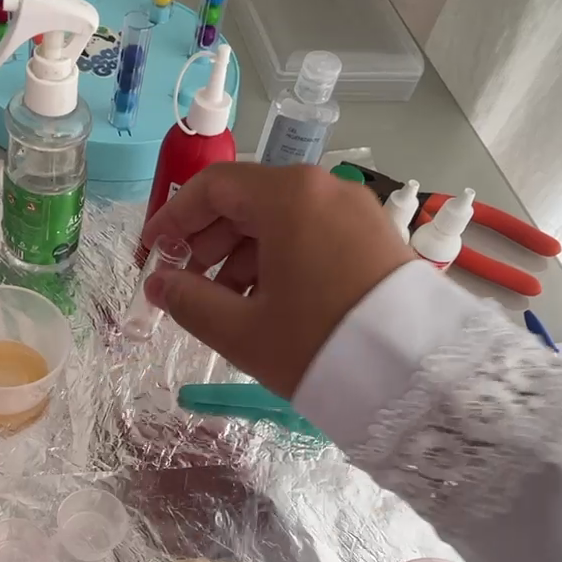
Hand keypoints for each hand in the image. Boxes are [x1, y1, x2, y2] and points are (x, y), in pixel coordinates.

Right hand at [140, 163, 415, 396]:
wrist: (410, 374)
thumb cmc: (314, 345)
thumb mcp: (240, 330)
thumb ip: (188, 301)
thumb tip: (158, 285)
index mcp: (288, 197)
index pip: (212, 187)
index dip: (173, 220)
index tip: (152, 255)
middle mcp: (324, 188)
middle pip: (247, 201)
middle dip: (206, 243)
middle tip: (186, 287)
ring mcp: (355, 210)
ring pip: (280, 220)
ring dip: (240, 256)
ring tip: (227, 306)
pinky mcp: (374, 237)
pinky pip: (311, 234)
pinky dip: (278, 259)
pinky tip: (269, 303)